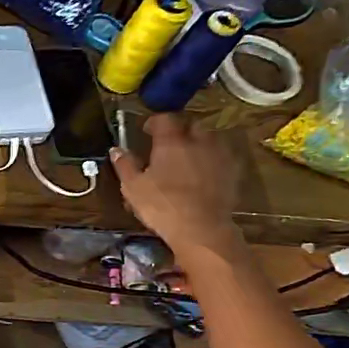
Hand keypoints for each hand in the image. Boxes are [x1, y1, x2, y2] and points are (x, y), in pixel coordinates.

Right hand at [109, 114, 244, 262]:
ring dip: (201, 143)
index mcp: (171, 141)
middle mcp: (197, 141)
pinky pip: (224, 159)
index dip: (154, 122)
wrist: (201, 228)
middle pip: (191, 125)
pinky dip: (215, 161)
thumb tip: (116, 150)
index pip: (164, 119)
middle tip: (171, 144)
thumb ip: (125, 166)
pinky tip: (209, 172)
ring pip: (211, 139)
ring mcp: (218, 155)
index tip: (148, 131)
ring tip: (192, 157)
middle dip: (181, 130)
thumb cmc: (162, 206)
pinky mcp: (232, 173)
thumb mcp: (134, 188)